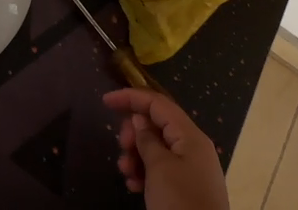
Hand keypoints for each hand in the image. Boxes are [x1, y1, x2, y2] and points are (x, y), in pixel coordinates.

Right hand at [103, 88, 229, 209]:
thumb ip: (147, 139)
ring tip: (126, 171)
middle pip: (157, 125)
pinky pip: (161, 169)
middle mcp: (192, 147)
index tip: (105, 102)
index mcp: (190, 136)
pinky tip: (134, 185)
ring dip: (136, 155)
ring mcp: (190, 168)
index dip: (130, 98)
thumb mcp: (159, 168)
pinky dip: (144, 171)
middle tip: (121, 146)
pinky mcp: (186, 187)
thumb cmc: (180, 202)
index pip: (157, 103)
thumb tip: (140, 119)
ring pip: (156, 148)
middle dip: (134, 132)